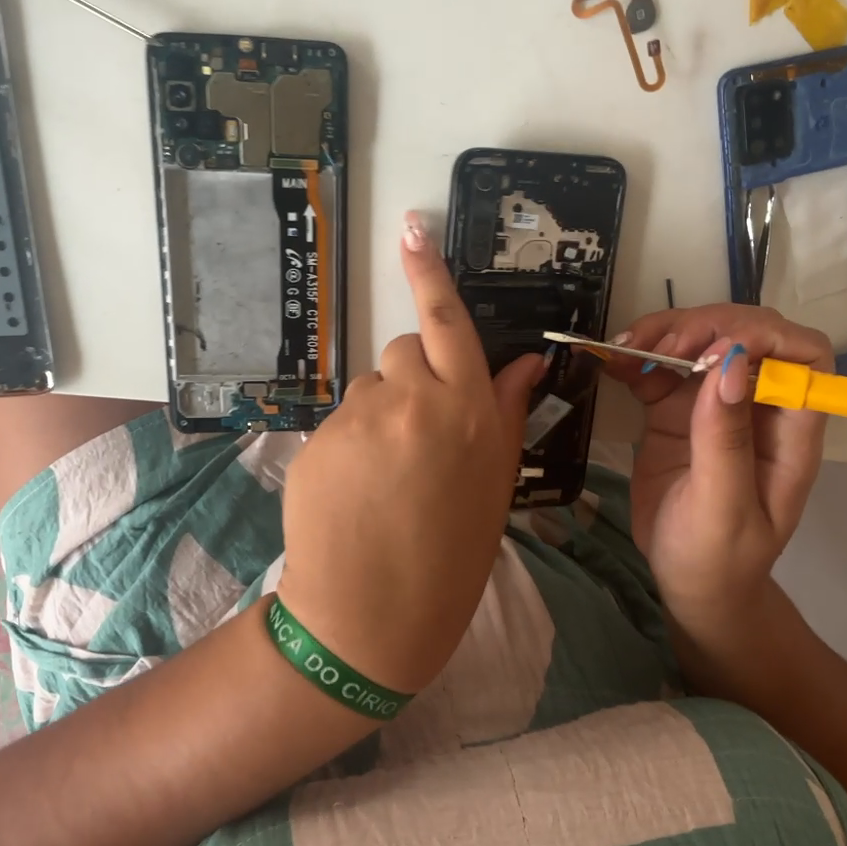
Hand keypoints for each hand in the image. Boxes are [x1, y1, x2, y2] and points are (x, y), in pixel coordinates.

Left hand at [277, 212, 543, 694]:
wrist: (373, 618)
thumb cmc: (450, 556)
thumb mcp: (496, 484)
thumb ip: (507, 412)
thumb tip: (527, 359)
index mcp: (471, 411)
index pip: (449, 323)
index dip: (430, 272)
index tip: (412, 227)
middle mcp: (416, 402)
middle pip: (406, 349)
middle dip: (413, 375)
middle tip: (418, 433)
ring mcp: (361, 419)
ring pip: (369, 385)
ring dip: (381, 412)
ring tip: (386, 474)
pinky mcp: (319, 439)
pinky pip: (339, 421)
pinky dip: (348, 443)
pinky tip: (355, 490)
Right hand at [600, 305, 833, 639]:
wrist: (688, 585)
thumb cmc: (719, 559)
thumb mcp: (724, 509)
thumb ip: (726, 439)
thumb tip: (727, 365)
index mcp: (789, 431)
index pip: (803, 357)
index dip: (766, 338)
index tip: (713, 352)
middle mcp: (758, 407)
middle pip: (747, 336)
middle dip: (705, 327)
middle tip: (659, 348)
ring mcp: (714, 405)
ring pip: (700, 342)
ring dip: (665, 333)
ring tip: (626, 348)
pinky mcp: (675, 411)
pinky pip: (660, 368)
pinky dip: (636, 356)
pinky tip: (611, 360)